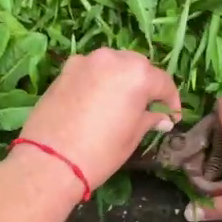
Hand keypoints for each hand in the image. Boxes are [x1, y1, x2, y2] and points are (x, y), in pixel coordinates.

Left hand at [14, 48, 181, 189]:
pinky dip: (98, 80)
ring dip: (121, 79)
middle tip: (147, 108)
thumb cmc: (99, 153)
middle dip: (145, 85)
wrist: (50, 161)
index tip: (171, 116)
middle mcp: (112, 59)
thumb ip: (148, 120)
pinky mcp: (65, 70)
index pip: (163, 82)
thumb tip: (161, 117)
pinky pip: (91, 70)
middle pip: (137, 67)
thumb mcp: (131, 137)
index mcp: (136, 74)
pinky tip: (97, 100)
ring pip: (113, 64)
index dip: (170, 100)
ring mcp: (86, 61)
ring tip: (121, 103)